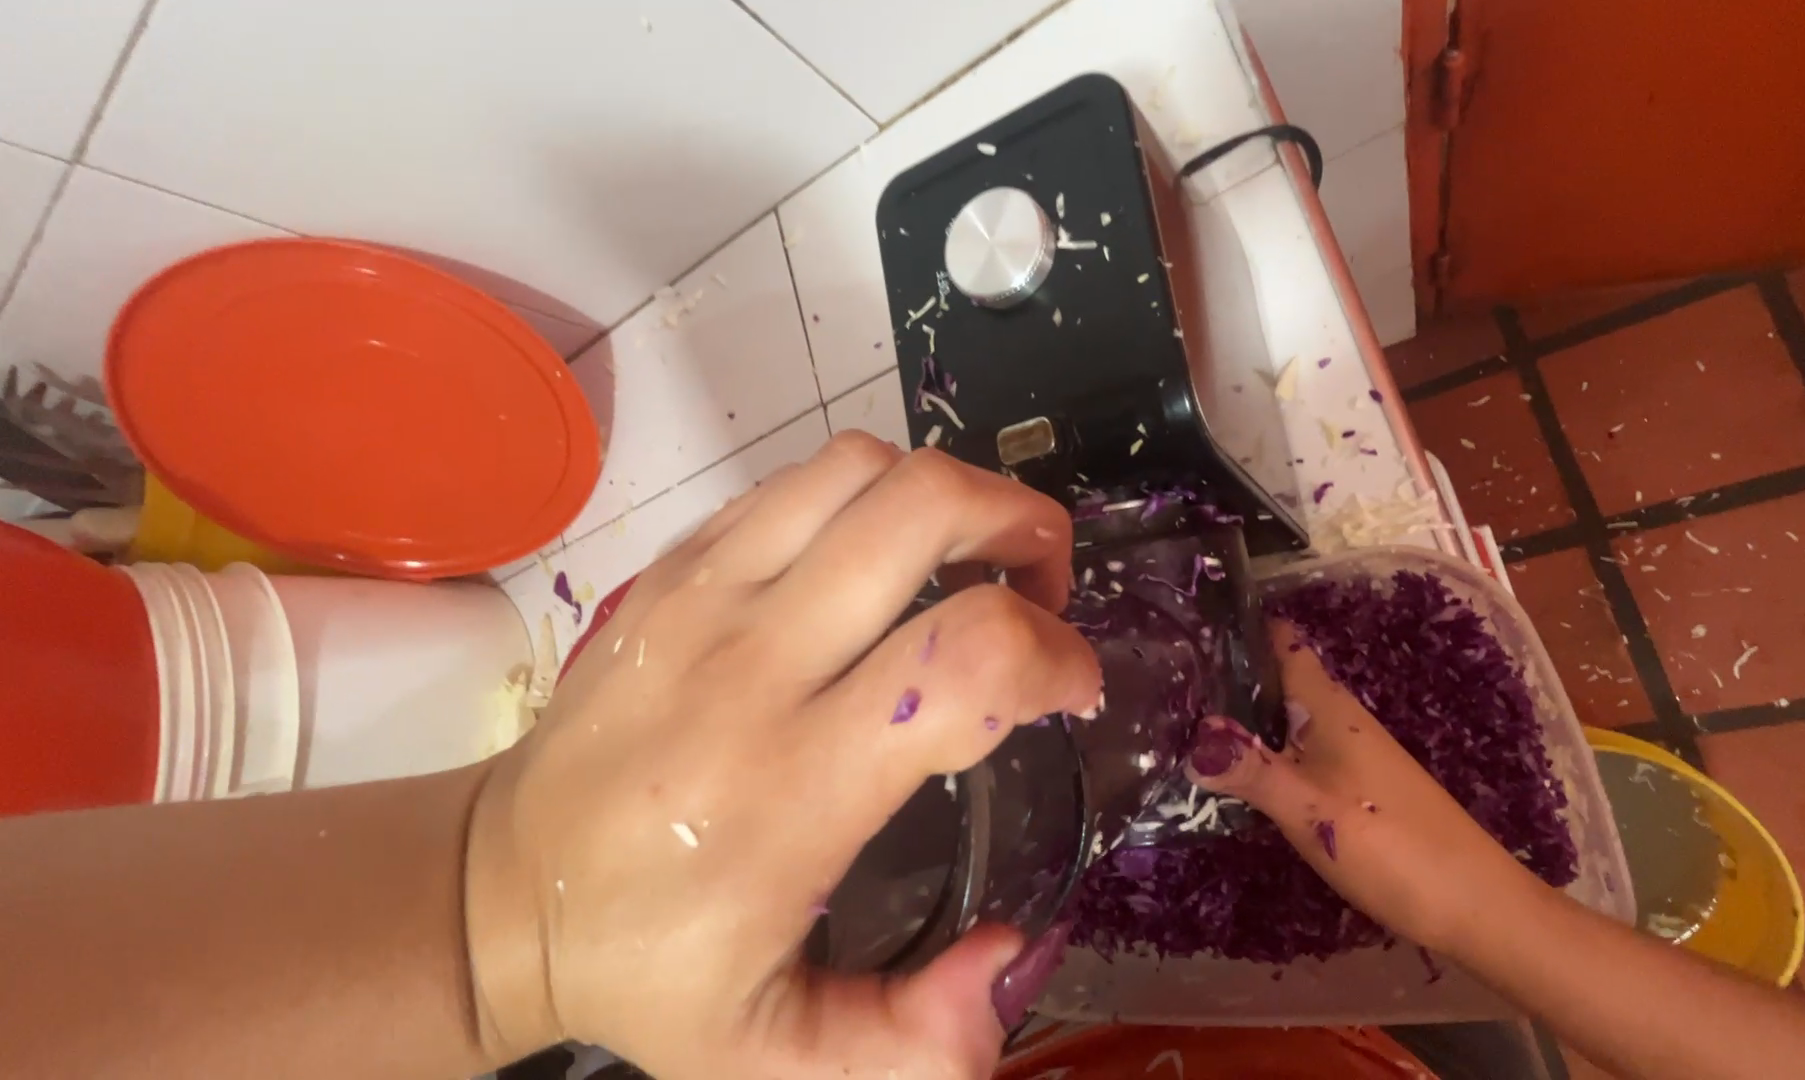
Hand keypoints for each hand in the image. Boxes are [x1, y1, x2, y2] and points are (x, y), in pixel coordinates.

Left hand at [463, 434, 1102, 1078]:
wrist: (498, 882)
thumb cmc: (646, 964)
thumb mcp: (773, 1058)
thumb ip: (910, 1046)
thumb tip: (1011, 957)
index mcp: (795, 780)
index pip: (966, 659)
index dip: (1055, 654)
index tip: (1073, 686)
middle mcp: (754, 658)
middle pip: (925, 509)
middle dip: (1022, 524)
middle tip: (1042, 585)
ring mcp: (707, 588)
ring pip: (866, 468)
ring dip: (952, 496)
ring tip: (970, 560)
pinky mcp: (680, 559)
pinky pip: (805, 479)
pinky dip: (877, 495)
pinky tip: (884, 555)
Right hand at [1185, 621, 1543, 953]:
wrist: (1479, 910)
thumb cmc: (1394, 847)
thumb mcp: (1311, 810)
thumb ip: (1250, 772)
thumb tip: (1188, 742)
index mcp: (1330, 708)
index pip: (1285, 643)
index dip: (1243, 624)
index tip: (1191, 616)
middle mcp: (1339, 720)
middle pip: (1276, 678)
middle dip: (1228, 670)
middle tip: (1167, 669)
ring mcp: (1348, 754)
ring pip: (1283, 715)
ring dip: (1241, 710)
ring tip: (1183, 710)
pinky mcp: (1352, 786)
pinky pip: (1293, 748)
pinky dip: (1261, 746)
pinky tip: (1232, 764)